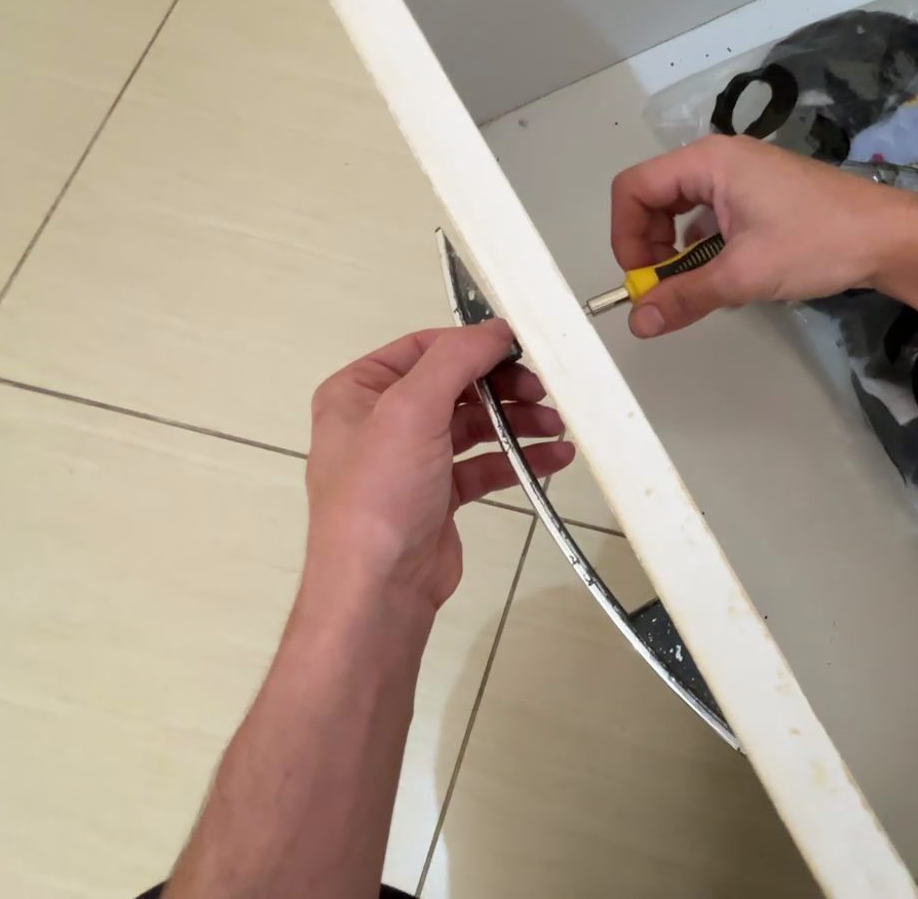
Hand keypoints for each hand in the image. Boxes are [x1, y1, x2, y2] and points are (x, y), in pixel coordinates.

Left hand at [304, 322, 574, 608]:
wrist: (379, 588)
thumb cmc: (380, 497)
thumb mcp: (411, 412)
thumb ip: (455, 360)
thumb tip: (495, 329)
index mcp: (360, 391)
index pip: (426, 349)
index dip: (473, 346)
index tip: (520, 350)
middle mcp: (383, 421)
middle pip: (458, 385)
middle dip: (505, 390)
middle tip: (542, 393)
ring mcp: (412, 458)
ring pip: (476, 425)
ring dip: (518, 424)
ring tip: (556, 428)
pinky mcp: (439, 492)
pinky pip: (485, 463)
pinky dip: (518, 458)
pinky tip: (553, 458)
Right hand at [610, 134, 917, 337]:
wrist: (889, 237)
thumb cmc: (817, 243)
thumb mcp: (744, 273)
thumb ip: (686, 297)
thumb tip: (638, 323)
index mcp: (708, 162)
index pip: (634, 188)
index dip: (624, 235)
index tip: (640, 279)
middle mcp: (719, 161)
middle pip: (655, 199)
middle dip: (650, 246)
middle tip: (664, 289)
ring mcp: (743, 179)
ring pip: (684, 213)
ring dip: (678, 252)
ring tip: (696, 287)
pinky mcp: (761, 198)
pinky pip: (713, 220)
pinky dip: (706, 249)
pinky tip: (723, 277)